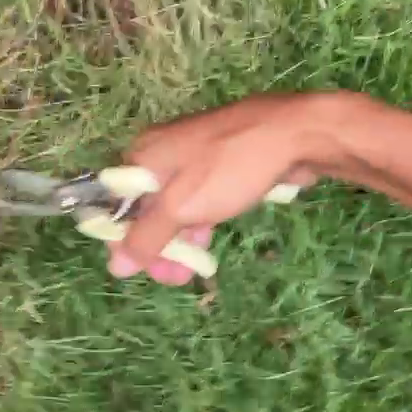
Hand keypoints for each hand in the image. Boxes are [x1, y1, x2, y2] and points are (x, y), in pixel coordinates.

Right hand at [109, 92, 359, 284]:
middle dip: (155, 245)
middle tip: (172, 278)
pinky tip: (206, 245)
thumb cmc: (229, 168)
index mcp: (142, 155)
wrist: (295, 133)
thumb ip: (146, 236)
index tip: (139, 270)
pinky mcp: (219, 165)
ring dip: (177, 240)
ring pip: (173, 206)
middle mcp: (161, 153)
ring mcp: (192, 158)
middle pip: (144, 207)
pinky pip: (197, 199)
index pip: (116, 203)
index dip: (122, 238)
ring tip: (190, 272)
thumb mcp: (181, 207)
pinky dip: (196, 223)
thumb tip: (116, 265)